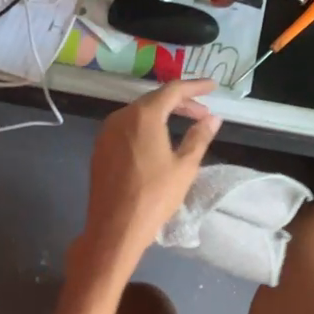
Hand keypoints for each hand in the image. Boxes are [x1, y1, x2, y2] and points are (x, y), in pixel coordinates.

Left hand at [78, 79, 221, 273]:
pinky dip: (146, 126)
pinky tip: (158, 140)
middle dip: (181, 103)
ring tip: (184, 125)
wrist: (114, 227)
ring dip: (163, 114)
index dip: (195, 86)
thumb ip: (199, 137)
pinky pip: (127, 127)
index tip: (213, 86)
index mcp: (144, 116)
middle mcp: (121, 116)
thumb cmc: (154, 196)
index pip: (173, 90)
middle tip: (203, 114)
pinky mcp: (100, 148)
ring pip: (139, 113)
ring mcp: (107, 132)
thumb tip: (213, 119)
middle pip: (155, 99)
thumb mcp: (184, 167)